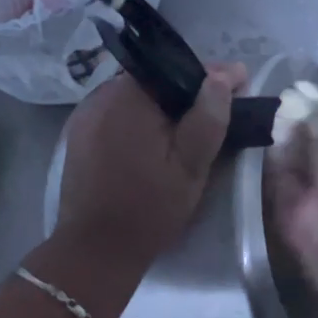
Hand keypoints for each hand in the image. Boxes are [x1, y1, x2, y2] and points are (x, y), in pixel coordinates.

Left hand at [56, 62, 248, 265]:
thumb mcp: (191, 165)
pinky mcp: (78, 134)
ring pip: (135, 97)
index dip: (211, 76)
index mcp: (129, 94)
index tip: (239, 87)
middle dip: (188, 92)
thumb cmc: (148, 207)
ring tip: (188, 129)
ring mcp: (85, 113)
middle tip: (217, 112)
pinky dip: (139, 121)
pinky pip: (117, 113)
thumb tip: (224, 76)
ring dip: (162, 107)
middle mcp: (102, 93)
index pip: (177, 67)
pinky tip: (154, 143)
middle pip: (156, 80)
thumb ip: (209, 116)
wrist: (94, 250)